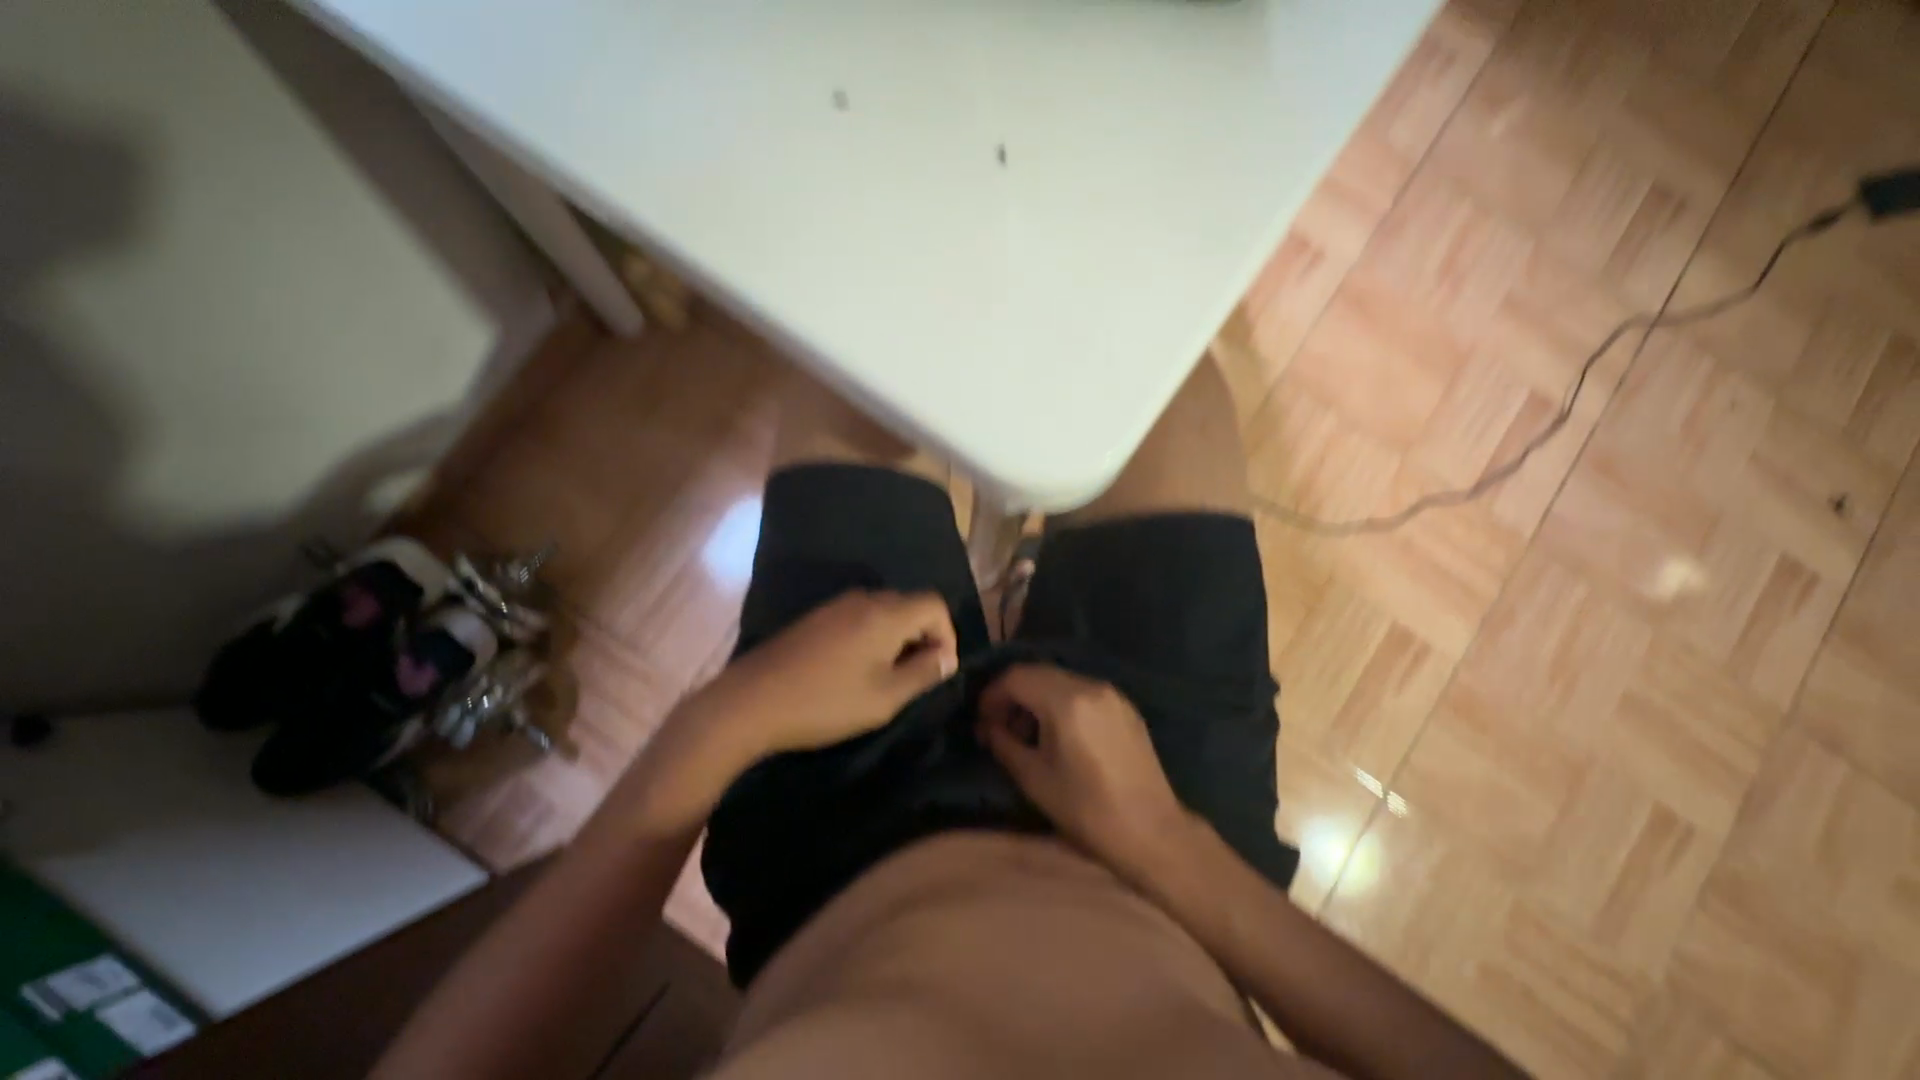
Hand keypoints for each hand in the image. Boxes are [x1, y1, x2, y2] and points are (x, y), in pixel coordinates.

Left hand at [703, 588, 958, 754]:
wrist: (751, 702)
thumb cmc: (825, 703)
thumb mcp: (884, 698)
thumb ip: (923, 674)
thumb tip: (947, 657)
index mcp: (885, 613)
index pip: (935, 604)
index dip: (947, 634)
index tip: (939, 670)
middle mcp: (862, 599)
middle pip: (909, 603)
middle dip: (923, 635)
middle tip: (917, 676)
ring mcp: (834, 605)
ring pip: (883, 610)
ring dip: (897, 637)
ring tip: (889, 676)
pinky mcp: (815, 618)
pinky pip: (859, 616)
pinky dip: (872, 636)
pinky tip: (857, 669)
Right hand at [975, 664, 1196, 881]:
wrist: (1151, 831)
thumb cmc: (1086, 809)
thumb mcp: (1033, 778)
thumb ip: (1003, 743)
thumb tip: (988, 727)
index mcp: (1066, 701)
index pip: (1016, 677)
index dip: (991, 695)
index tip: (981, 723)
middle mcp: (1091, 686)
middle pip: (1038, 673)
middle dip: (1012, 695)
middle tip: (998, 728)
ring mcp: (1113, 695)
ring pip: (1061, 681)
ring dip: (1036, 699)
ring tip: (1026, 736)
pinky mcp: (1126, 709)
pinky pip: (1083, 693)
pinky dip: (1061, 704)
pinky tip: (1058, 736)